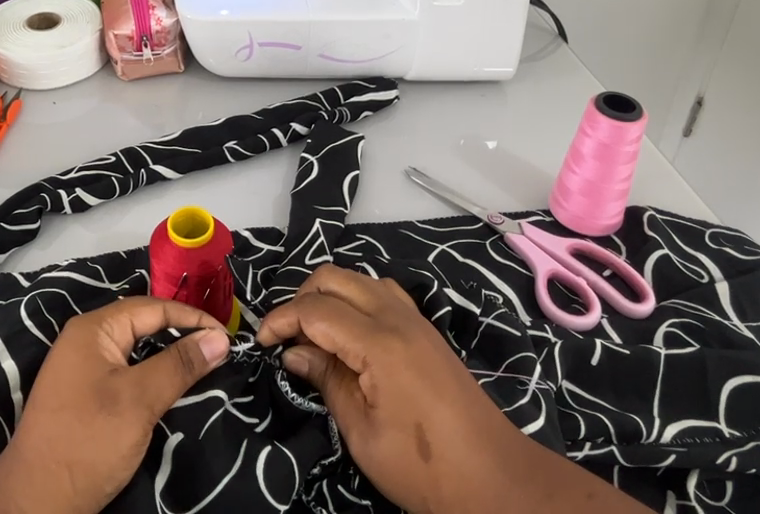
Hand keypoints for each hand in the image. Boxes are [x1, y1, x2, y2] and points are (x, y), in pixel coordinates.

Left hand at [0, 296, 230, 513]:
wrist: (36, 499)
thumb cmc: (88, 440)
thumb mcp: (139, 400)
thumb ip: (179, 365)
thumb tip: (220, 338)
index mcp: (94, 329)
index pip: (152, 308)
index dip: (192, 318)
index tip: (228, 338)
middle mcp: (85, 340)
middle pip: (143, 324)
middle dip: (181, 333)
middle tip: (220, 349)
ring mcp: (82, 368)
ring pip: (135, 349)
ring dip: (168, 354)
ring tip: (204, 364)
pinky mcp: (84, 395)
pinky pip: (126, 370)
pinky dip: (152, 373)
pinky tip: (171, 386)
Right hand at [257, 265, 645, 513]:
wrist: (497, 480)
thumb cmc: (423, 467)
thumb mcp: (362, 433)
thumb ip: (327, 381)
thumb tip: (295, 353)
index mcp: (378, 342)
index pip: (315, 309)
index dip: (281, 320)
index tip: (262, 343)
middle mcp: (397, 317)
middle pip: (334, 278)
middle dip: (301, 298)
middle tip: (286, 336)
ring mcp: (416, 320)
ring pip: (359, 279)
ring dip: (329, 295)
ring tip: (313, 333)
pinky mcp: (427, 330)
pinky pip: (382, 293)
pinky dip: (355, 299)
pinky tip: (349, 333)